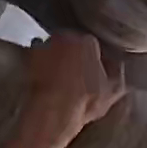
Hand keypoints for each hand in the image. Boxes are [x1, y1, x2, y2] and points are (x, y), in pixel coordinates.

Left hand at [12, 32, 123, 147]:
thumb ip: (117, 73)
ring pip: (53, 44)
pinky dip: (38, 59)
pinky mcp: (29, 53)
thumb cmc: (84, 101)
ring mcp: (45, 43)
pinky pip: (36, 52)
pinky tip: (42, 74)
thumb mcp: (112, 91)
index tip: (89, 71)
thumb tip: (117, 63)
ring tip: (57, 74)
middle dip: (72, 53)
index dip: (91, 58)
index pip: (91, 44)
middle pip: (71, 41)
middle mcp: (66, 36)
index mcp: (88, 41)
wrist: (52, 111)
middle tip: (73, 72)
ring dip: (55, 54)